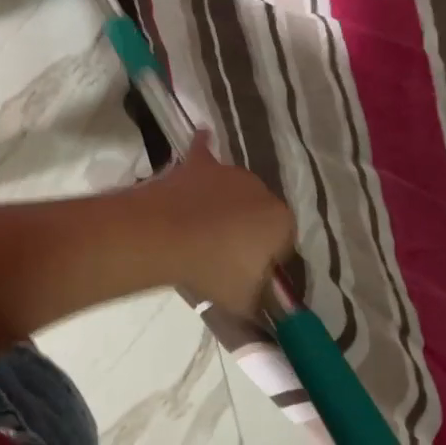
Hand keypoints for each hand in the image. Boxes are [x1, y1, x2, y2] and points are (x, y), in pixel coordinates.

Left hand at [137, 131, 293, 314]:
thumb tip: (265, 307)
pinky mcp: (196, 163)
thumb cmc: (212, 269)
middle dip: (246, 229)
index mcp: (281, 220)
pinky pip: (204, 151)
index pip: (282, 243)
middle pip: (258, 212)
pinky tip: (204, 137)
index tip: (246, 273)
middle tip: (222, 253)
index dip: (265, 260)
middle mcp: (260, 188)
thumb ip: (262, 301)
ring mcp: (226, 171)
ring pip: (232, 188)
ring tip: (200, 225)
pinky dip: (204, 148)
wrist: (163, 234)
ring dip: (223, 202)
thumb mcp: (248, 302)